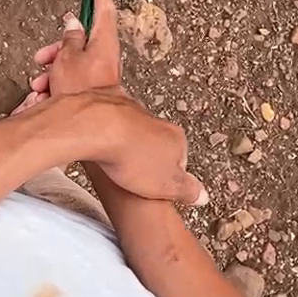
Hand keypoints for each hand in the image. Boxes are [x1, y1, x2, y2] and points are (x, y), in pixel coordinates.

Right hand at [29, 0, 121, 96]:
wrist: (89, 126)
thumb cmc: (82, 91)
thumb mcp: (68, 57)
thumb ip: (70, 39)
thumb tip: (74, 24)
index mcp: (103, 43)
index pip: (104, 12)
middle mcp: (103, 59)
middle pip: (77, 45)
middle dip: (55, 52)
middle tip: (42, 58)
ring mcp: (97, 77)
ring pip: (69, 68)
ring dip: (50, 76)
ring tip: (40, 89)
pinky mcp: (90, 95)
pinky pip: (69, 86)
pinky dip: (54, 91)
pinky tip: (43, 101)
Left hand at [46, 89, 205, 206]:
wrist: (95, 127)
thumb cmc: (129, 156)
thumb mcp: (166, 186)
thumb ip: (187, 190)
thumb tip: (202, 196)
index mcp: (175, 137)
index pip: (180, 159)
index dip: (168, 175)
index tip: (156, 186)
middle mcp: (156, 118)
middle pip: (157, 140)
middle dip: (147, 155)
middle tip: (133, 174)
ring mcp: (131, 107)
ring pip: (133, 126)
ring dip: (126, 139)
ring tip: (113, 158)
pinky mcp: (106, 100)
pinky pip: (108, 114)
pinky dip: (105, 125)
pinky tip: (97, 138)